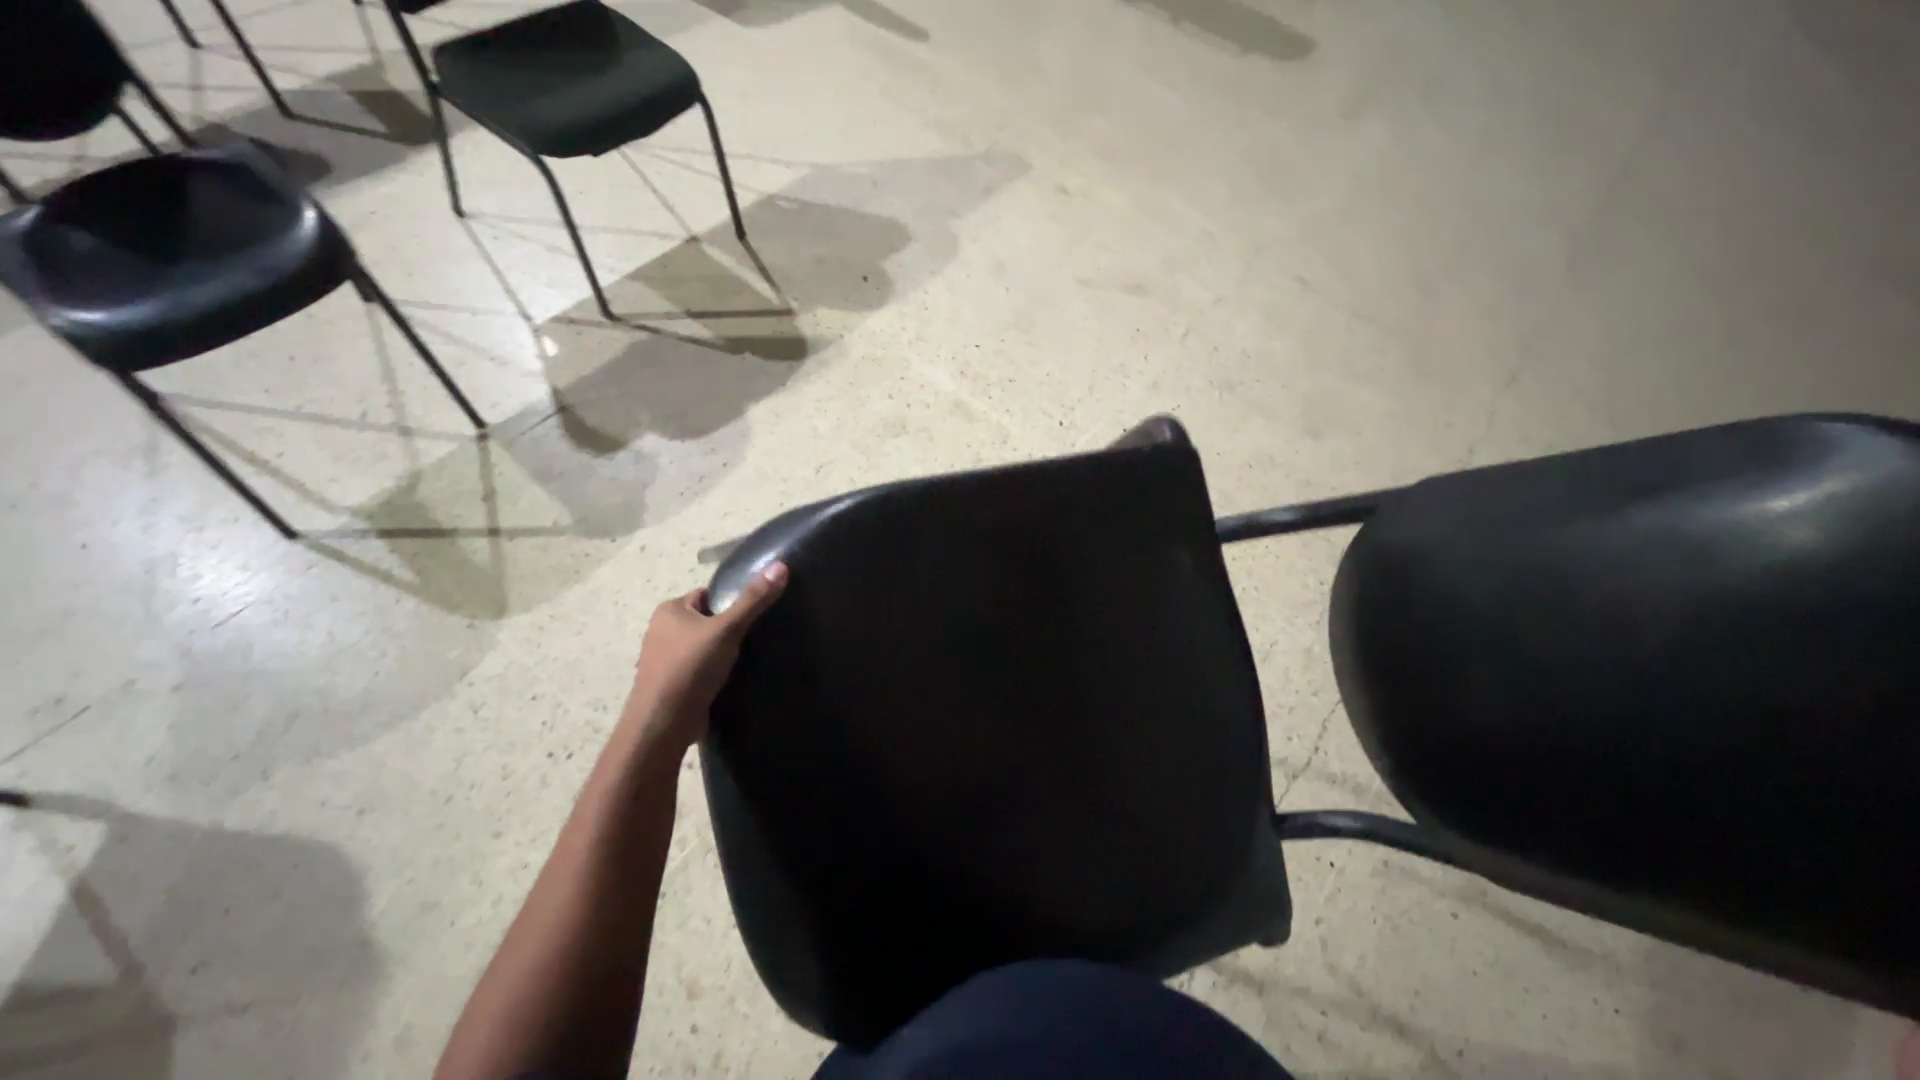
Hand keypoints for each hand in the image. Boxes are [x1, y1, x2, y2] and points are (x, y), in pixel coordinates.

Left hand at [623, 562, 788, 751]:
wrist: (664, 721)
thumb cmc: (692, 667)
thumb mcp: (728, 629)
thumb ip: (753, 600)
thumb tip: (780, 566)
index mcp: (669, 610)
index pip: (706, 596)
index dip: (729, 604)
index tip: (749, 619)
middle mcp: (660, 630)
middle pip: (704, 621)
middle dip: (724, 630)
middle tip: (749, 641)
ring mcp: (662, 659)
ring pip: (699, 647)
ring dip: (717, 654)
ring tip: (741, 662)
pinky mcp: (669, 684)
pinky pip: (695, 670)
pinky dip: (709, 674)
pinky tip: (725, 682)